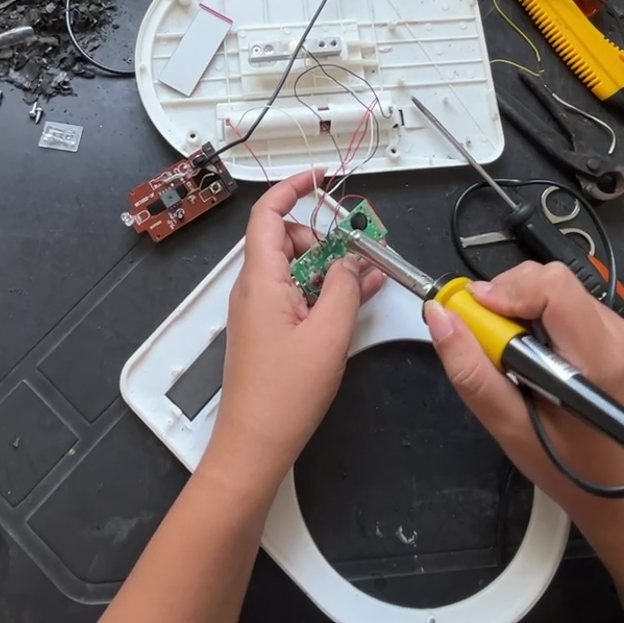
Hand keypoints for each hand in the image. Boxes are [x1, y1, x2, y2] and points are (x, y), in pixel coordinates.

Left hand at [204, 170, 384, 494]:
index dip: (293, 187)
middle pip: (289, 238)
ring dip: (332, 266)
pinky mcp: (270, 327)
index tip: (322, 177)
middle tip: (361, 250)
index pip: (268, 213)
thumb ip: (344, 287)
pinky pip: (300, 293)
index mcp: (260, 279)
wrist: (254, 446)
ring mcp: (262, 308)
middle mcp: (255, 287)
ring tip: (369, 273)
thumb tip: (351, 260)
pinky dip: (326, 289)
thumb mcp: (328, 334)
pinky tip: (359, 291)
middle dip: (326, 238)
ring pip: (298, 267)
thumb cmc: (283, 396)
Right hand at [424, 260, 623, 519]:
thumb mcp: (508, 427)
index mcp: (594, 357)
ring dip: (517, 304)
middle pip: (551, 278)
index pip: (553, 287)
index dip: (507, 289)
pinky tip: (527, 348)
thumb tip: (438, 314)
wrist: (616, 491)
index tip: (474, 313)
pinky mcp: (610, 330)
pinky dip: (533, 312)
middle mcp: (612, 333)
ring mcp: (616, 329)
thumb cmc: (564, 465)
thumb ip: (471, 372)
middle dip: (507, 294)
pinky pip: (562, 299)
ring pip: (553, 285)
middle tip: (484, 334)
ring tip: (505, 346)